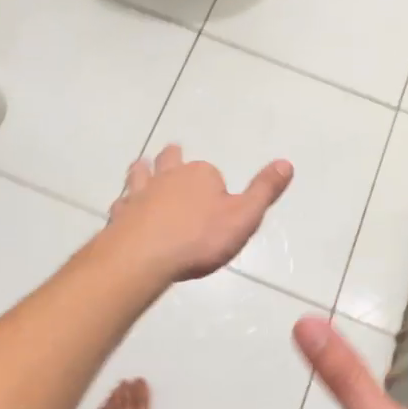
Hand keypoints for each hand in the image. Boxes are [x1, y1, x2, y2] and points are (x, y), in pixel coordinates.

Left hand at [106, 145, 293, 283]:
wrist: (146, 256)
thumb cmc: (200, 238)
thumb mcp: (244, 216)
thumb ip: (264, 191)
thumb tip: (286, 163)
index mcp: (200, 176)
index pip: (210, 173)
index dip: (213, 185)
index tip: (216, 203)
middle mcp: (168, 177)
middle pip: (170, 161)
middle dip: (172, 159)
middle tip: (172, 153)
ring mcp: (140, 194)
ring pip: (140, 174)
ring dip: (143, 171)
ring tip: (142, 167)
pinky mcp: (121, 214)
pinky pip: (122, 204)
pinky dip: (124, 205)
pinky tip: (123, 209)